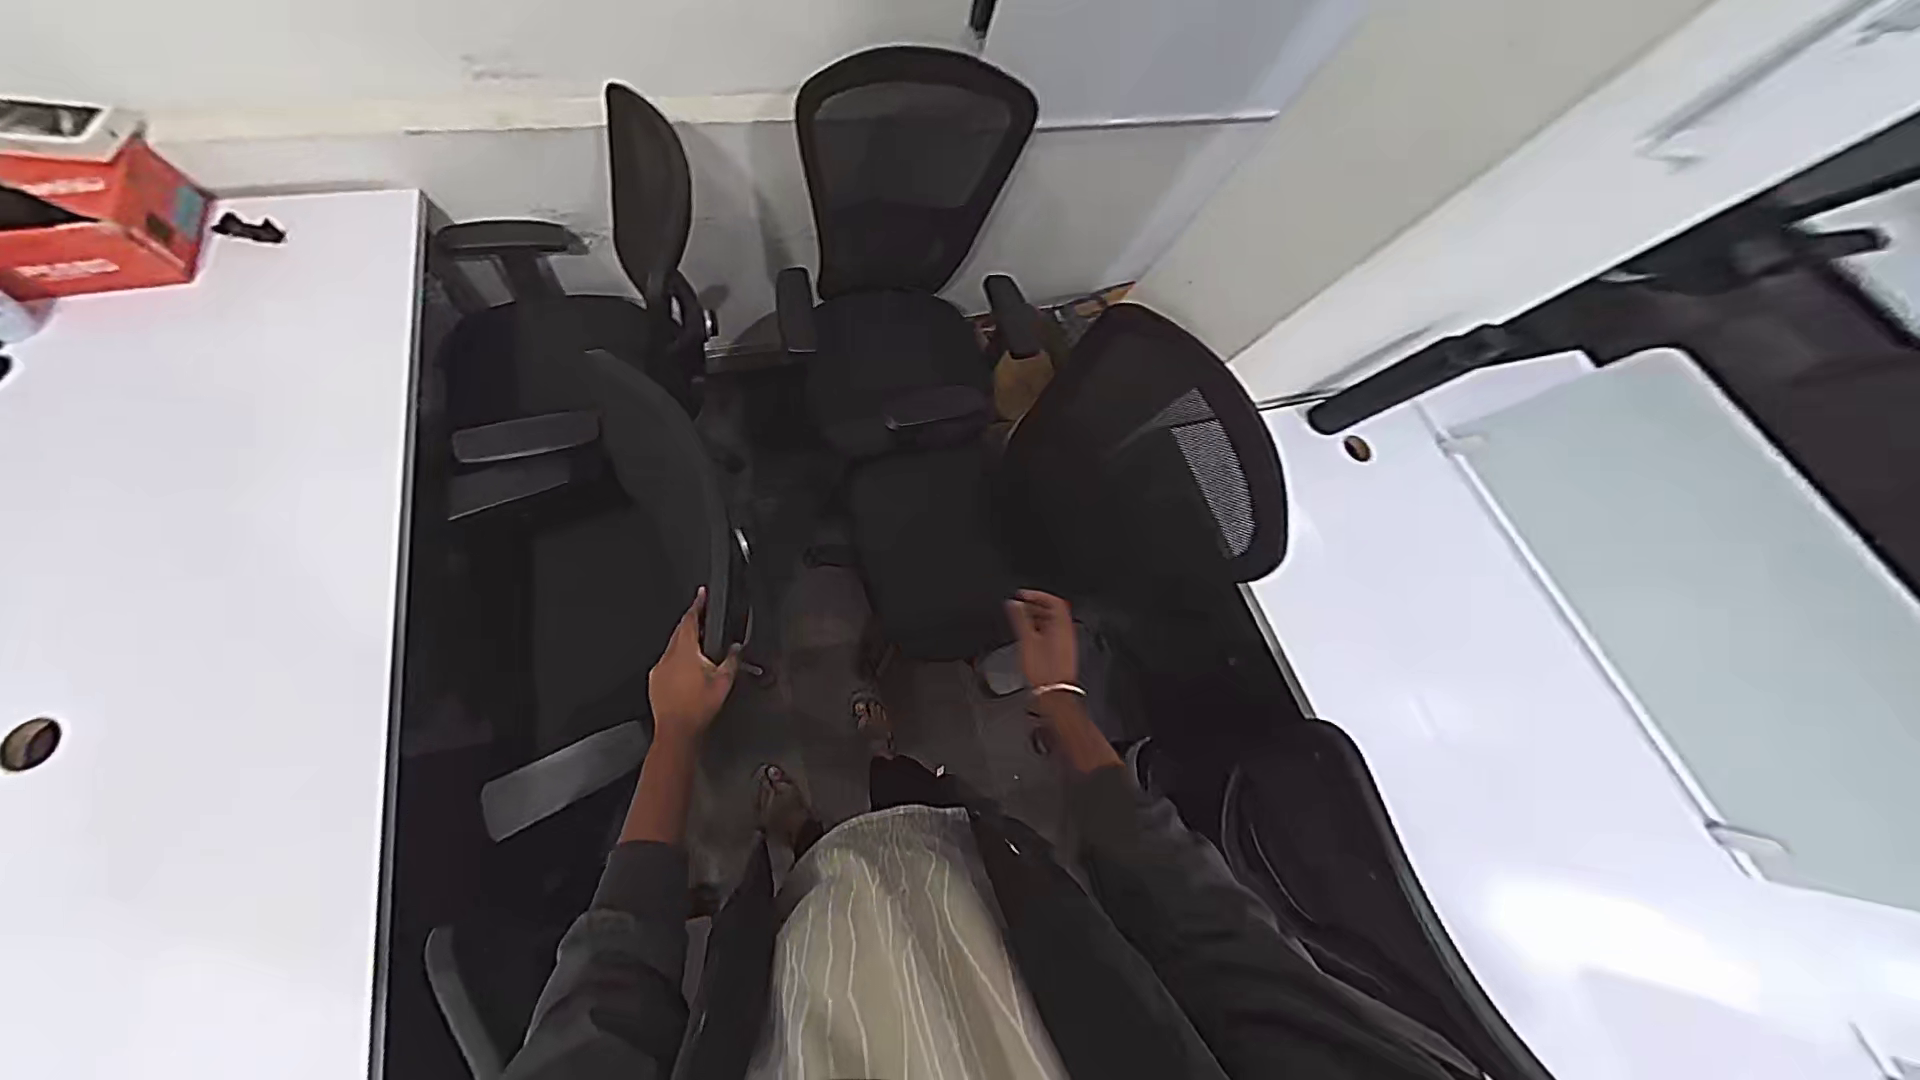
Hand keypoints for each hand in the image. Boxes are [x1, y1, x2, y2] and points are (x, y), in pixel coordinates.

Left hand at [648, 588, 740, 745]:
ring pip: (673, 647)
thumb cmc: (698, 709)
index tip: (700, 595)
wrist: (677, 732)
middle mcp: (668, 658)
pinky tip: (689, 669)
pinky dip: (678, 658)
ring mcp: (658, 670)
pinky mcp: (655, 681)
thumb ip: (732, 659)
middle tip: (703, 616)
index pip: (690, 621)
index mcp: (685, 653)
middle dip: (692, 622)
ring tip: (701, 646)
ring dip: (686, 642)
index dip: (696, 605)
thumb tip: (735, 648)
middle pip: (680, 631)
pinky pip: (667, 662)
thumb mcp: (724, 681)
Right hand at [1005, 589, 1076, 688]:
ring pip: (1051, 622)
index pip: (1054, 600)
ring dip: (1036, 617)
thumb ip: (1020, 619)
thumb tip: (1014, 604)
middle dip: (1035, 605)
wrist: (1054, 695)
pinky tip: (1028, 635)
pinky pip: (1051, 633)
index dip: (1037, 594)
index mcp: (1061, 625)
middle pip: (1053, 610)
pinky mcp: (1061, 652)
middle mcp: (1066, 632)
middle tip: (1020, 605)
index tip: (1023, 595)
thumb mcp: (1027, 640)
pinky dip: (1039, 628)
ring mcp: (1065, 642)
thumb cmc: (1044, 670)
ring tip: (1020, 618)